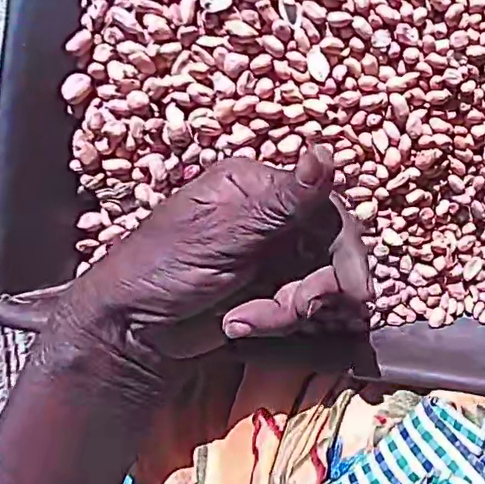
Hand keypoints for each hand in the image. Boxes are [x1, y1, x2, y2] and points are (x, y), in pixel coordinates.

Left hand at [0, 146, 369, 401]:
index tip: (356, 287)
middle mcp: (276, 216)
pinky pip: (300, 305)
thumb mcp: (223, 231)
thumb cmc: (161, 267)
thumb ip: (283, 200)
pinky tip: (239, 324)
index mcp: (260, 187)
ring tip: (250, 319)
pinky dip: (277, 319)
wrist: (128, 331)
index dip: (346, 248)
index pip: (326, 208)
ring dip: (291, 307)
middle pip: (331, 247)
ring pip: (319, 280)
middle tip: (303, 307)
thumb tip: (325, 152)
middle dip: (320, 284)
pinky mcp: (273, 288)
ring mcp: (276, 254)